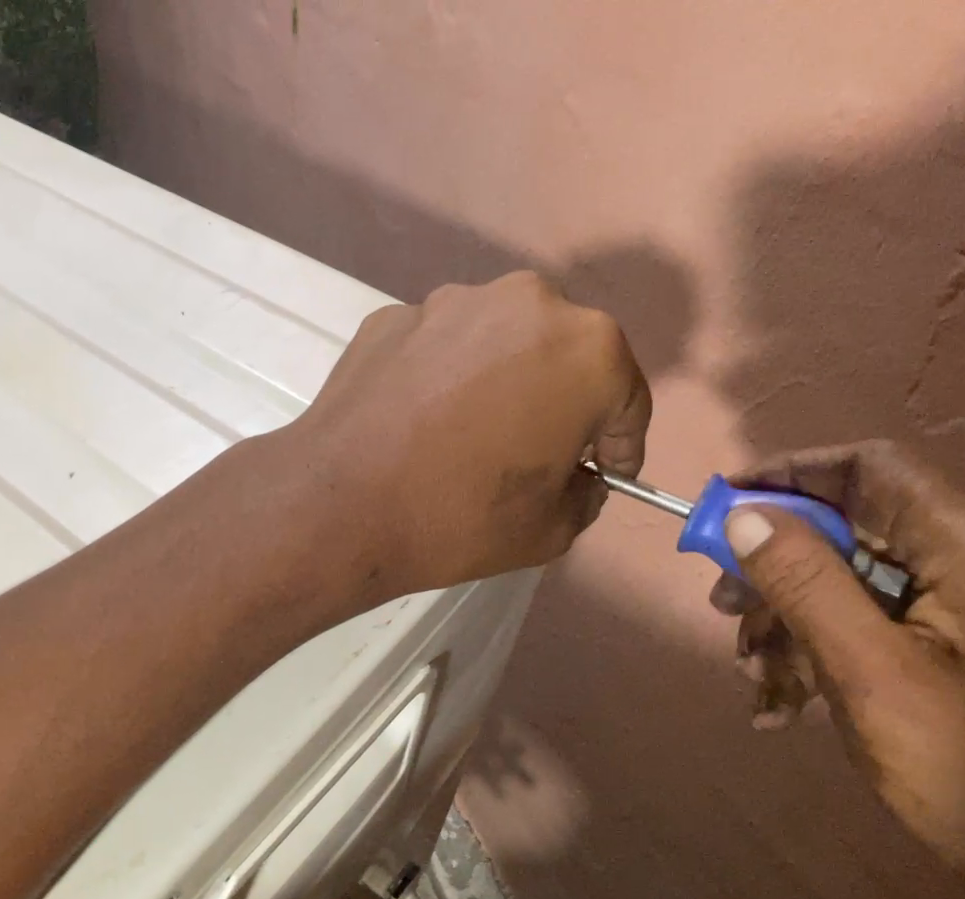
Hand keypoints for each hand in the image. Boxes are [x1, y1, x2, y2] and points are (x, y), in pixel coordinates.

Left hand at [283, 270, 649, 596]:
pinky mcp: (393, 316)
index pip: (626, 400)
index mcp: (588, 348)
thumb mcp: (552, 530)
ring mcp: (451, 302)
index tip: (601, 474)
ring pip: (498, 343)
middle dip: (561, 402)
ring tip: (468, 437)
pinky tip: (418, 421)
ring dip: (499, 381)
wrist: (338, 505)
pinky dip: (441, 377)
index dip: (618, 445)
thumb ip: (587, 493)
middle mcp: (527, 302)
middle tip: (534, 453)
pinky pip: (438, 348)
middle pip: (563, 357)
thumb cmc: (459, 517)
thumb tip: (580, 476)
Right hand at [708, 440, 964, 888]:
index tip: (720, 506)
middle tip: (724, 610)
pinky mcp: (955, 652)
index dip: (789, 474)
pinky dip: (818, 653)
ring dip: (790, 619)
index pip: (870, 469)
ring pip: (851, 582)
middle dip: (777, 565)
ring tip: (753, 674)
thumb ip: (804, 582)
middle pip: (853, 528)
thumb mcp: (869, 669)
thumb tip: (742, 513)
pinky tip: (782, 706)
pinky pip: (870, 626)